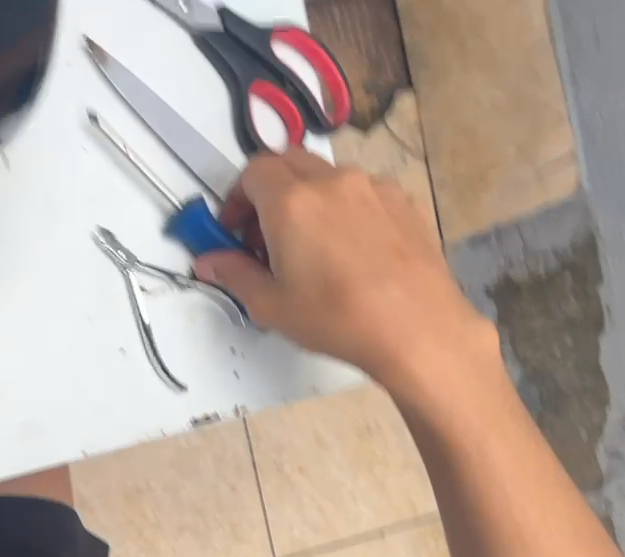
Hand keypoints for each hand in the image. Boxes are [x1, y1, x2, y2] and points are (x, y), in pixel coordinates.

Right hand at [194, 149, 496, 396]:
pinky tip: (338, 251)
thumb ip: (234, 274)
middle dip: (265, 192)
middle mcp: (332, 183)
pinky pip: (357, 192)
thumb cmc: (338, 317)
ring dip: (302, 200)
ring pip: (323, 176)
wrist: (413, 325)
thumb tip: (211, 262)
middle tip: (258, 235)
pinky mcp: (399, 201)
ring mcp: (371, 188)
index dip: (234, 199)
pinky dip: (337, 209)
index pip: (252, 172)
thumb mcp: (269, 304)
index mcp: (292, 204)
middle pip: (287, 163)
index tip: (231, 230)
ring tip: (300, 247)